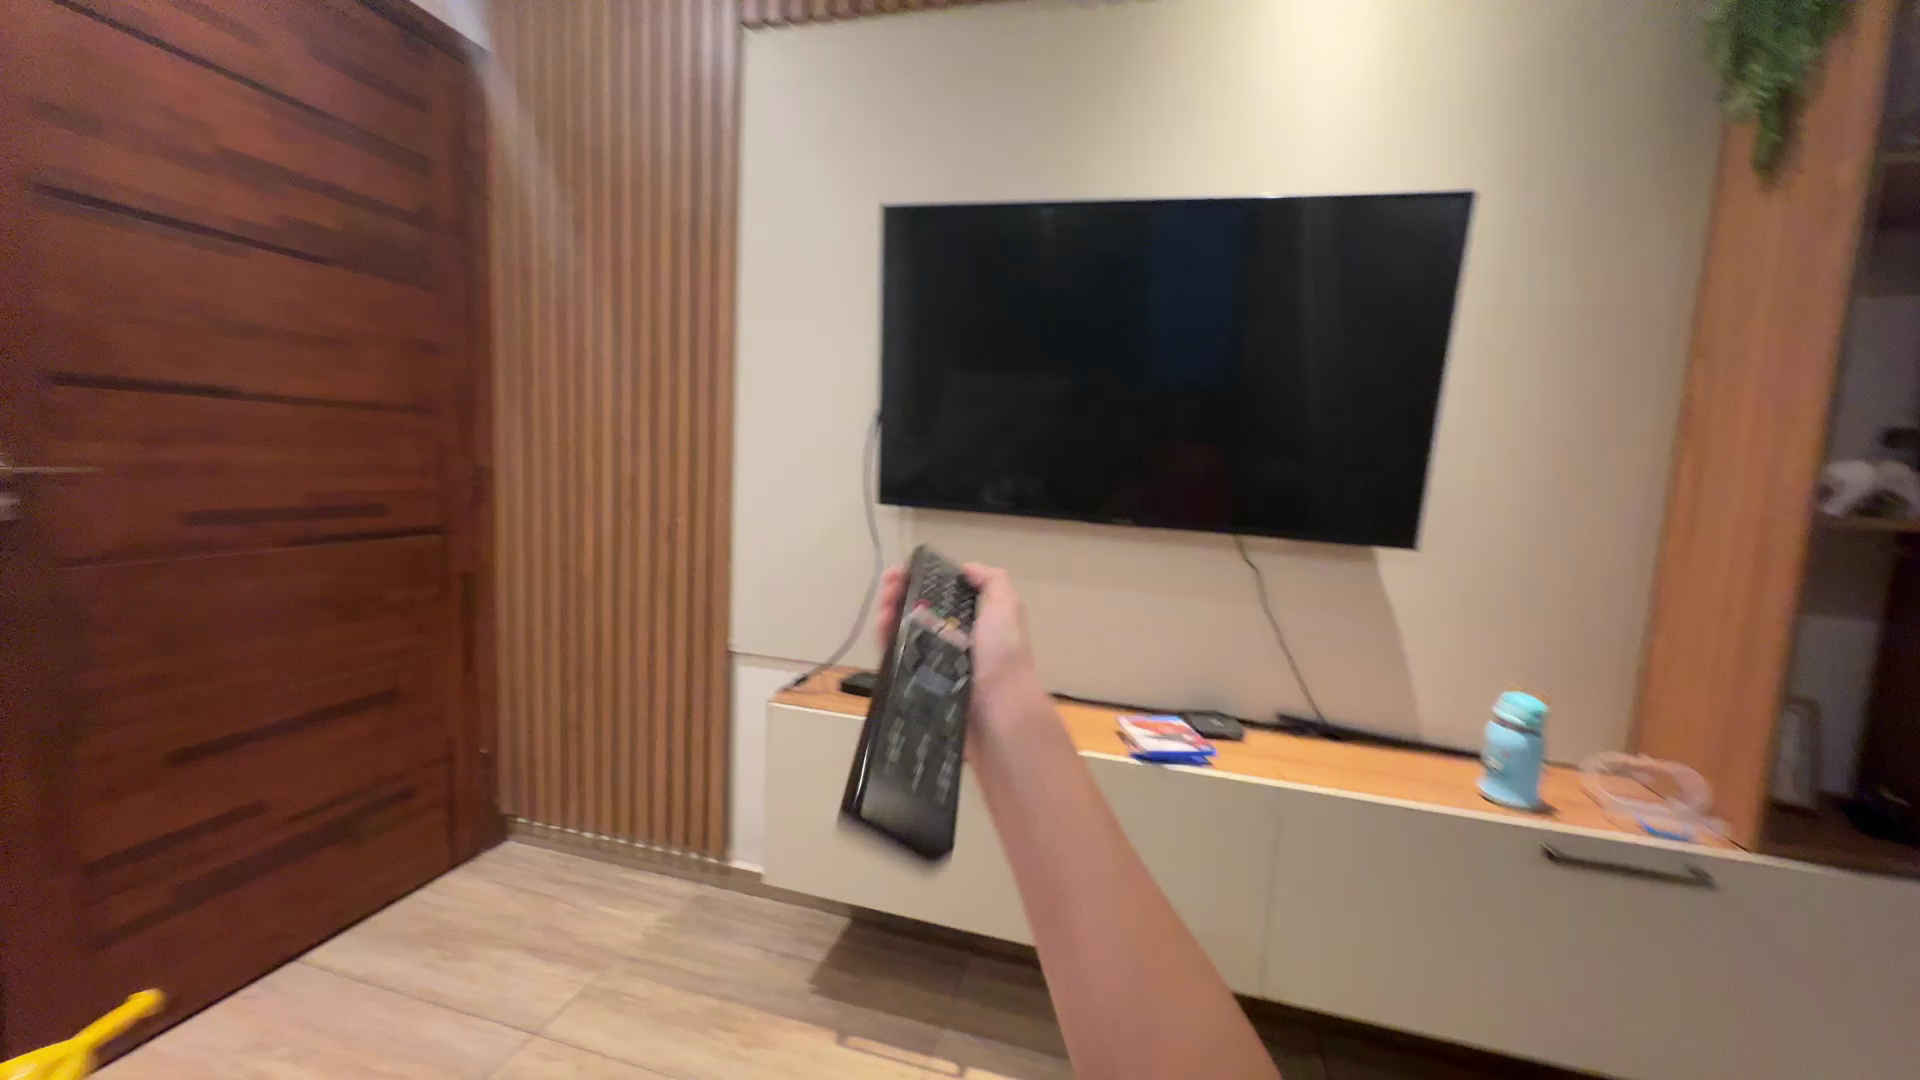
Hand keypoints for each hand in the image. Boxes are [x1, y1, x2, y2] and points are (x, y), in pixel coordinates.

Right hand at [874, 561, 1042, 734]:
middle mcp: (953, 640)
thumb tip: (966, 568)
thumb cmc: (1003, 654)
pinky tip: (882, 624)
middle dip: (901, 593)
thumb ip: (992, 581)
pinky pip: (897, 656)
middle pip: (917, 611)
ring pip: (903, 631)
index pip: (941, 594)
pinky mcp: (918, 682)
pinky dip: (886, 637)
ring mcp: (934, 662)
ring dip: (889, 611)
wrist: (998, 709)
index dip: (922, 579)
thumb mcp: (1006, 606)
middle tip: (888, 585)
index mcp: (974, 621)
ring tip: (883, 603)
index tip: (905, 570)